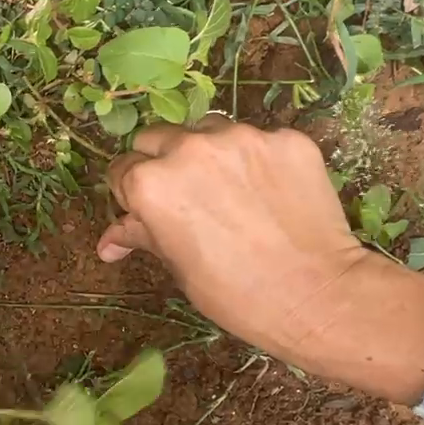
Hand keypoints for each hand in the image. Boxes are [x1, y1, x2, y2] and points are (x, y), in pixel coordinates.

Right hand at [98, 118, 423, 403]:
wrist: (316, 294)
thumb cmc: (229, 289)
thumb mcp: (173, 263)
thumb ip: (139, 236)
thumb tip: (107, 245)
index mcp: (149, 181)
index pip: (121, 168)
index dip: (129, 192)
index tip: (145, 211)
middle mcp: (188, 148)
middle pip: (156, 138)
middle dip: (160, 161)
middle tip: (183, 195)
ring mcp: (242, 138)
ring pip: (206, 130)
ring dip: (206, 152)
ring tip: (227, 188)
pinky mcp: (287, 140)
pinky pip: (257, 140)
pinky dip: (254, 160)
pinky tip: (267, 192)